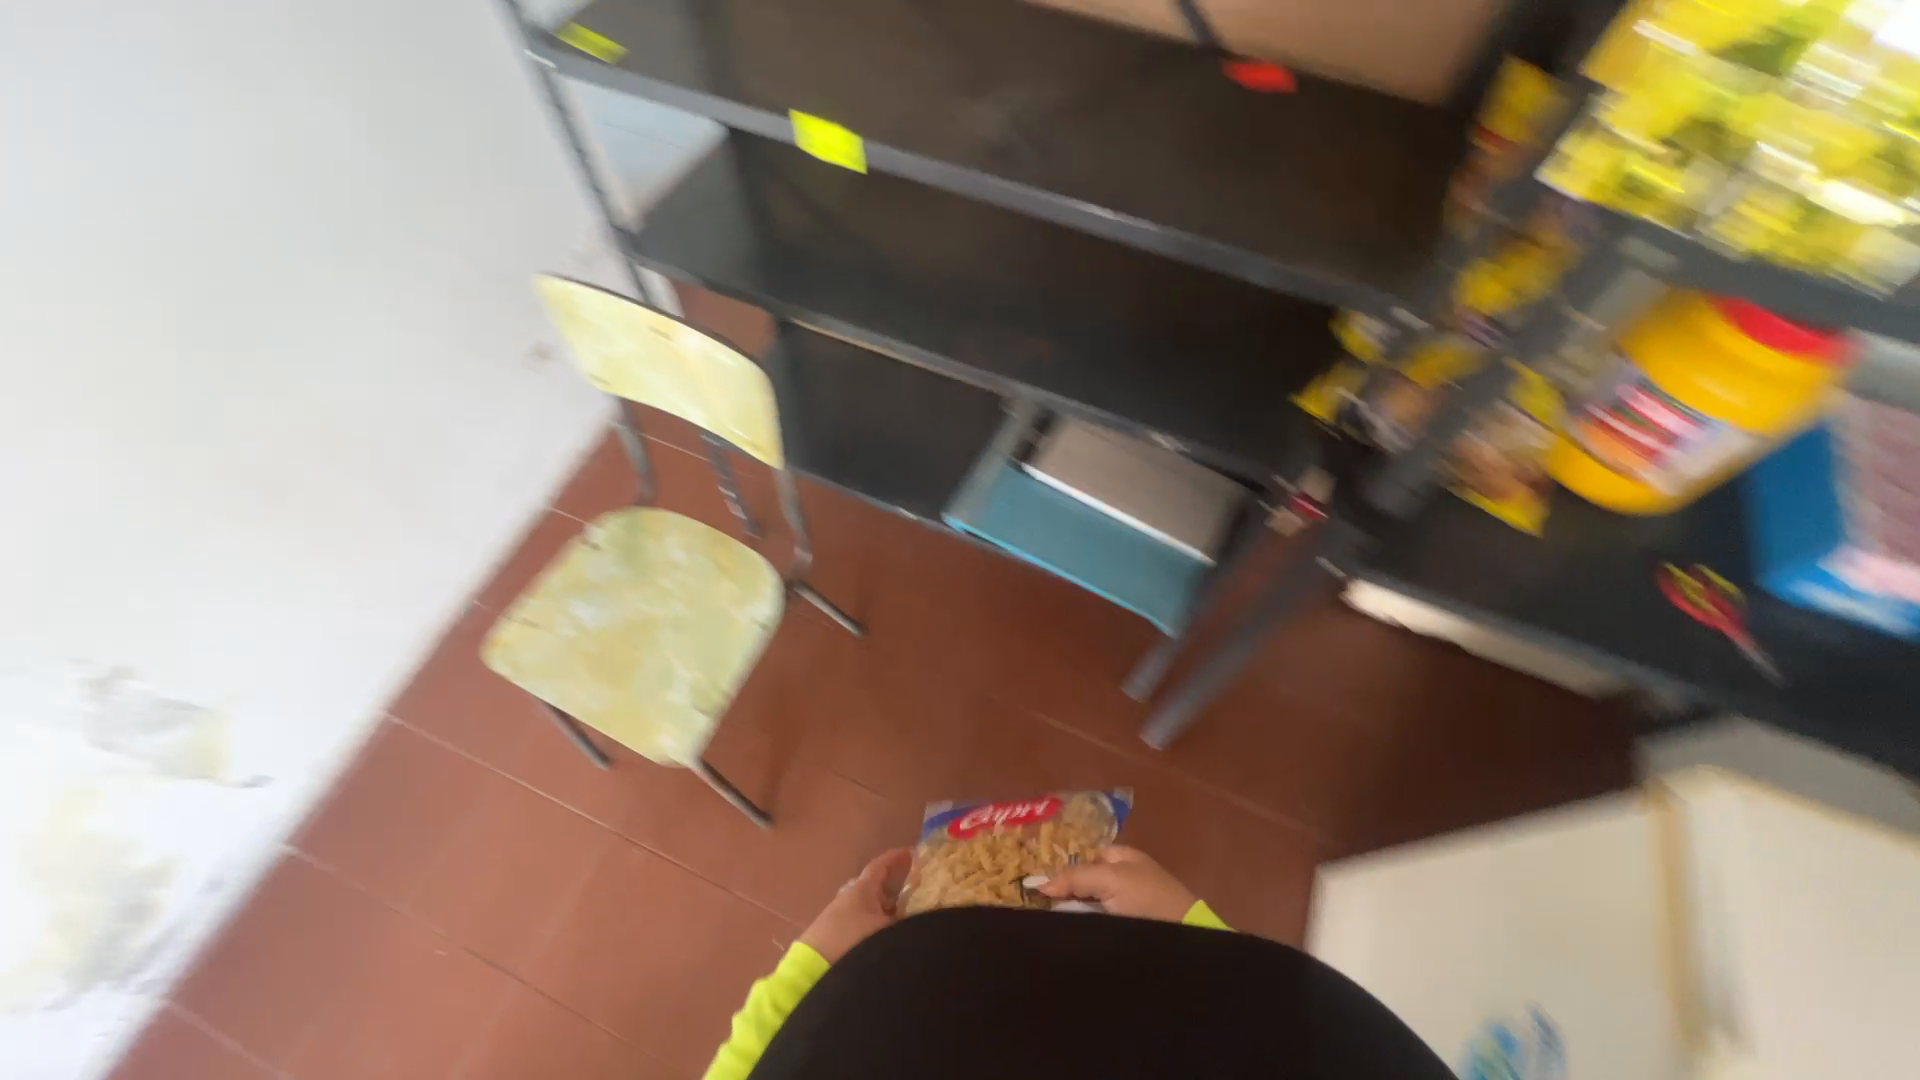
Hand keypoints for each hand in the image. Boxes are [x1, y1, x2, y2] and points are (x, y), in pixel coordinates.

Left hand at [799, 848, 912, 962]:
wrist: (813, 969)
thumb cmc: (853, 941)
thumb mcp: (886, 931)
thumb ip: (906, 923)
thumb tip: (925, 920)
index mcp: (861, 889)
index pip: (880, 865)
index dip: (895, 858)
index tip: (912, 853)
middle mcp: (848, 897)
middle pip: (875, 887)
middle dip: (893, 888)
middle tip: (914, 893)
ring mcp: (838, 916)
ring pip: (868, 907)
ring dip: (884, 910)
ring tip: (903, 920)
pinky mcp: (831, 935)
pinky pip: (860, 923)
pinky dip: (874, 925)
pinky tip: (882, 939)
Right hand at [1035, 845, 1196, 921]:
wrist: (1183, 936)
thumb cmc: (1148, 898)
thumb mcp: (1110, 879)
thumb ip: (1075, 877)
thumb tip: (1038, 884)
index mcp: (1121, 858)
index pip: (1084, 860)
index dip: (1063, 871)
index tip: (1039, 888)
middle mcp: (1123, 878)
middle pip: (1085, 885)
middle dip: (1066, 896)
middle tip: (1041, 910)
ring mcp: (1127, 907)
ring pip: (1090, 908)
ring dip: (1074, 915)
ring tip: (1049, 926)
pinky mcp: (1129, 930)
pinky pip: (1099, 926)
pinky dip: (1086, 930)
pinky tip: (1070, 937)